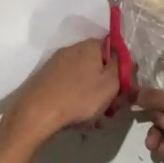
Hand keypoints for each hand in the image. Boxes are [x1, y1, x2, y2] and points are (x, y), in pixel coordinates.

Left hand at [3, 38, 121, 143]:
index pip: (114, 49)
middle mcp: (73, 48)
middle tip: (111, 107)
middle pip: (99, 64)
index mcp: (90, 46)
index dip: (123, 69)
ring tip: (95, 116)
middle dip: (108, 85)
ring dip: (93, 94)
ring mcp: (57, 62)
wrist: (37, 113)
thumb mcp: (110, 84)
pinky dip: (76, 97)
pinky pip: (70, 85)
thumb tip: (127, 58)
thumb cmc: (79, 98)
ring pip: (84, 77)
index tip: (124, 88)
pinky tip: (77, 115)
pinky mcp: (46, 77)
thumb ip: (122, 68)